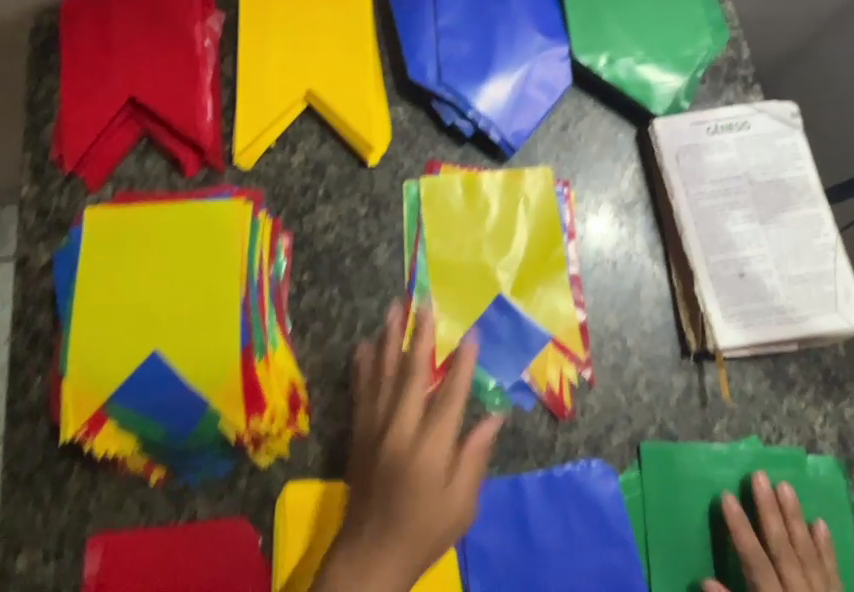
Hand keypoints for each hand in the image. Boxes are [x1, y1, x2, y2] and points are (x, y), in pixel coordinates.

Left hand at [312, 301, 503, 591]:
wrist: (371, 553)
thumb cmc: (425, 530)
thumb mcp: (462, 503)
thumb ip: (475, 456)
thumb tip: (495, 416)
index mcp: (430, 449)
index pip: (450, 395)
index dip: (461, 363)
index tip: (470, 332)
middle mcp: (400, 429)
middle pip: (411, 373)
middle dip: (419, 334)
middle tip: (424, 301)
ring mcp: (374, 427)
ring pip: (382, 373)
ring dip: (389, 337)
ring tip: (394, 306)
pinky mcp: (358, 432)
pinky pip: (361, 389)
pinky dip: (364, 364)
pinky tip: (366, 343)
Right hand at [703, 471, 842, 591]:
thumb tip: (706, 580)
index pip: (755, 562)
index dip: (740, 530)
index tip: (726, 496)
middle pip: (784, 550)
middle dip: (770, 513)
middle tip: (760, 476)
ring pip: (809, 554)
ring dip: (796, 520)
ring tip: (786, 487)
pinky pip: (834, 573)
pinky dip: (826, 548)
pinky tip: (819, 524)